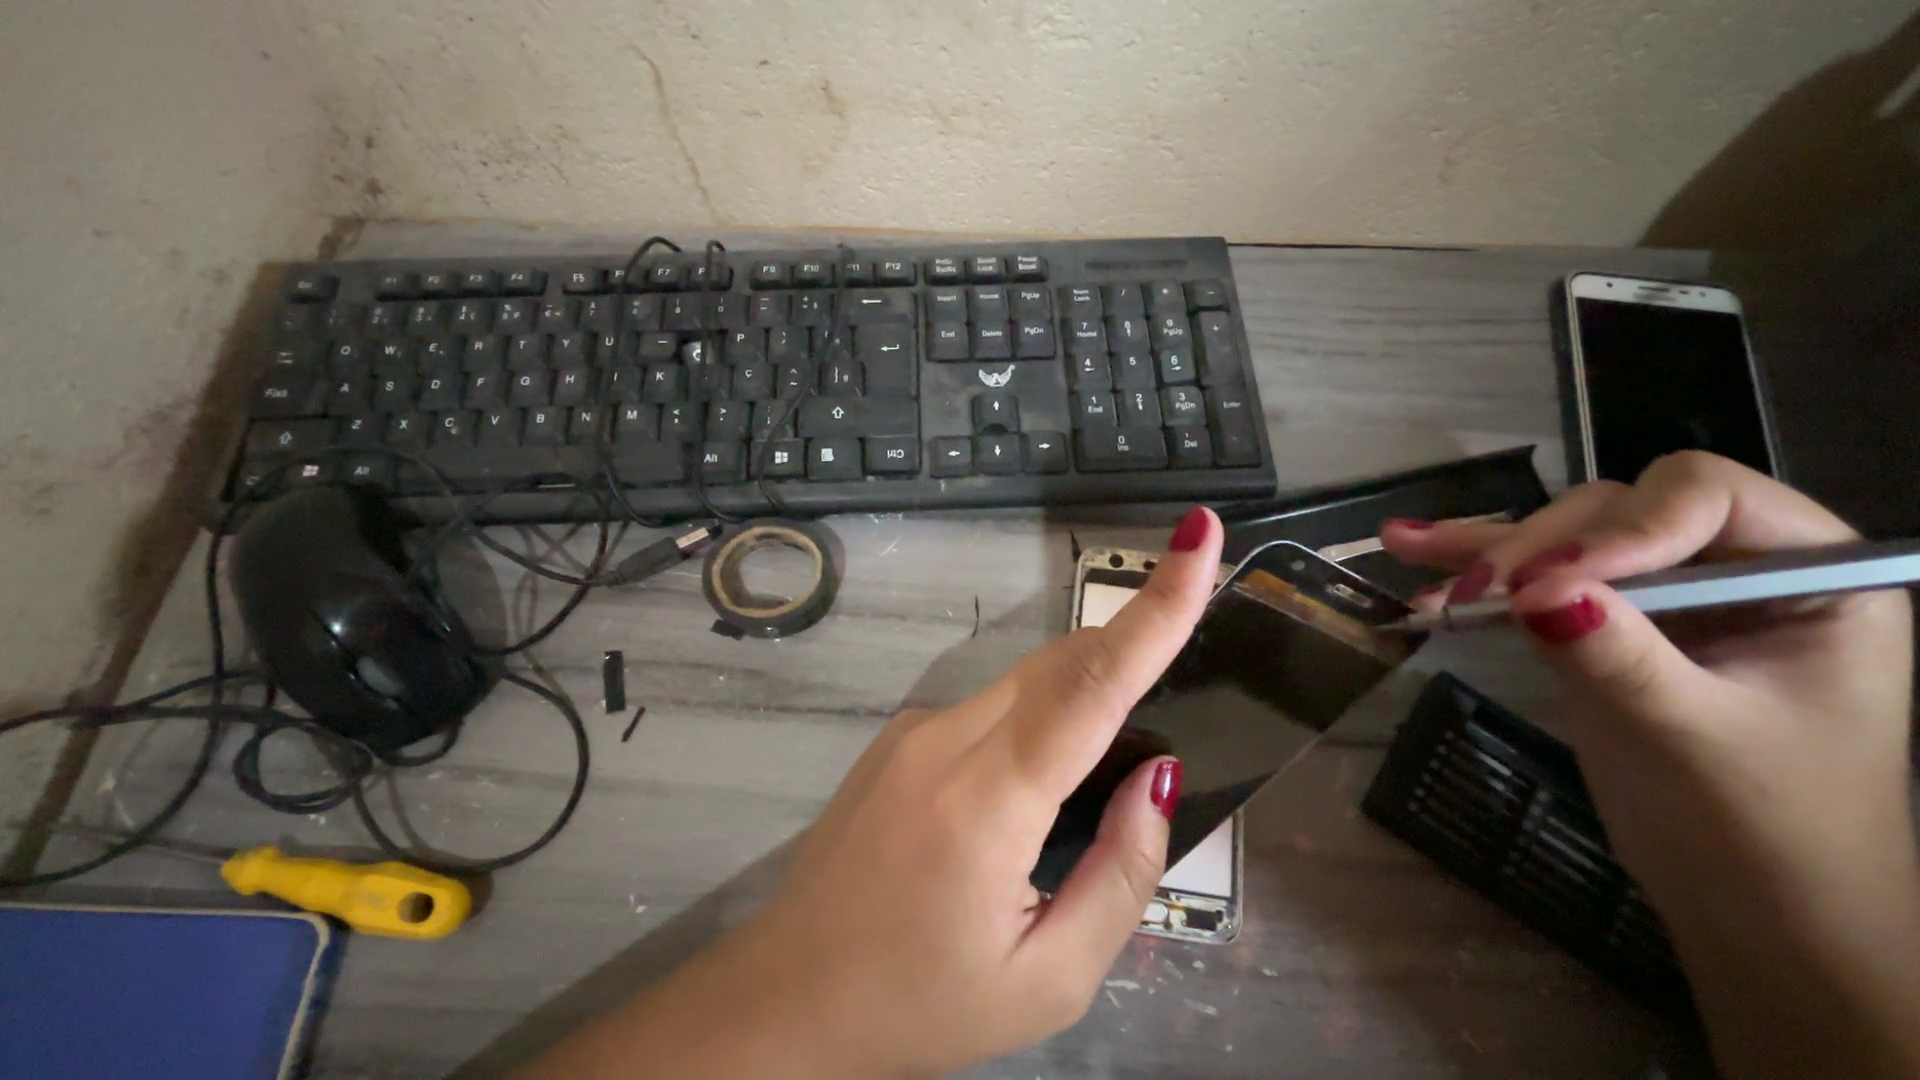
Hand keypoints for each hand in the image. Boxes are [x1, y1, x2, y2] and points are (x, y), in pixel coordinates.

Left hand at [523, 507, 1223, 1078]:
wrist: (788, 997)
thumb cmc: (922, 1003)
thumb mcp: (1049, 978)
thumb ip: (1119, 874)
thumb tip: (1155, 777)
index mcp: (985, 802)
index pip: (1089, 684)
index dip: (1155, 609)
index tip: (1196, 539)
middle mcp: (944, 740)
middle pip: (1061, 665)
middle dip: (1129, 647)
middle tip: (1186, 677)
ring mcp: (912, 731)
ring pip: (1026, 682)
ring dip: (1082, 697)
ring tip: (1102, 778)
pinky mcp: (897, 738)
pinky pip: (991, 707)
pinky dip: (1037, 721)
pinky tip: (1035, 792)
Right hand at [1384, 451, 1919, 1079]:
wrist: (1755, 913)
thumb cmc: (1763, 833)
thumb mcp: (1691, 737)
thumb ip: (1619, 655)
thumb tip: (1531, 589)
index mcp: (1813, 576)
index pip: (1708, 500)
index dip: (1623, 529)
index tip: (1545, 587)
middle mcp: (1738, 567)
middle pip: (1619, 512)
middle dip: (1539, 548)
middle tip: (1471, 594)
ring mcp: (1668, 596)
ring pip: (1565, 542)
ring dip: (1486, 551)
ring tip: (1406, 546)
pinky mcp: (1609, 625)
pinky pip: (1541, 586)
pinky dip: (1481, 578)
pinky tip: (1416, 554)